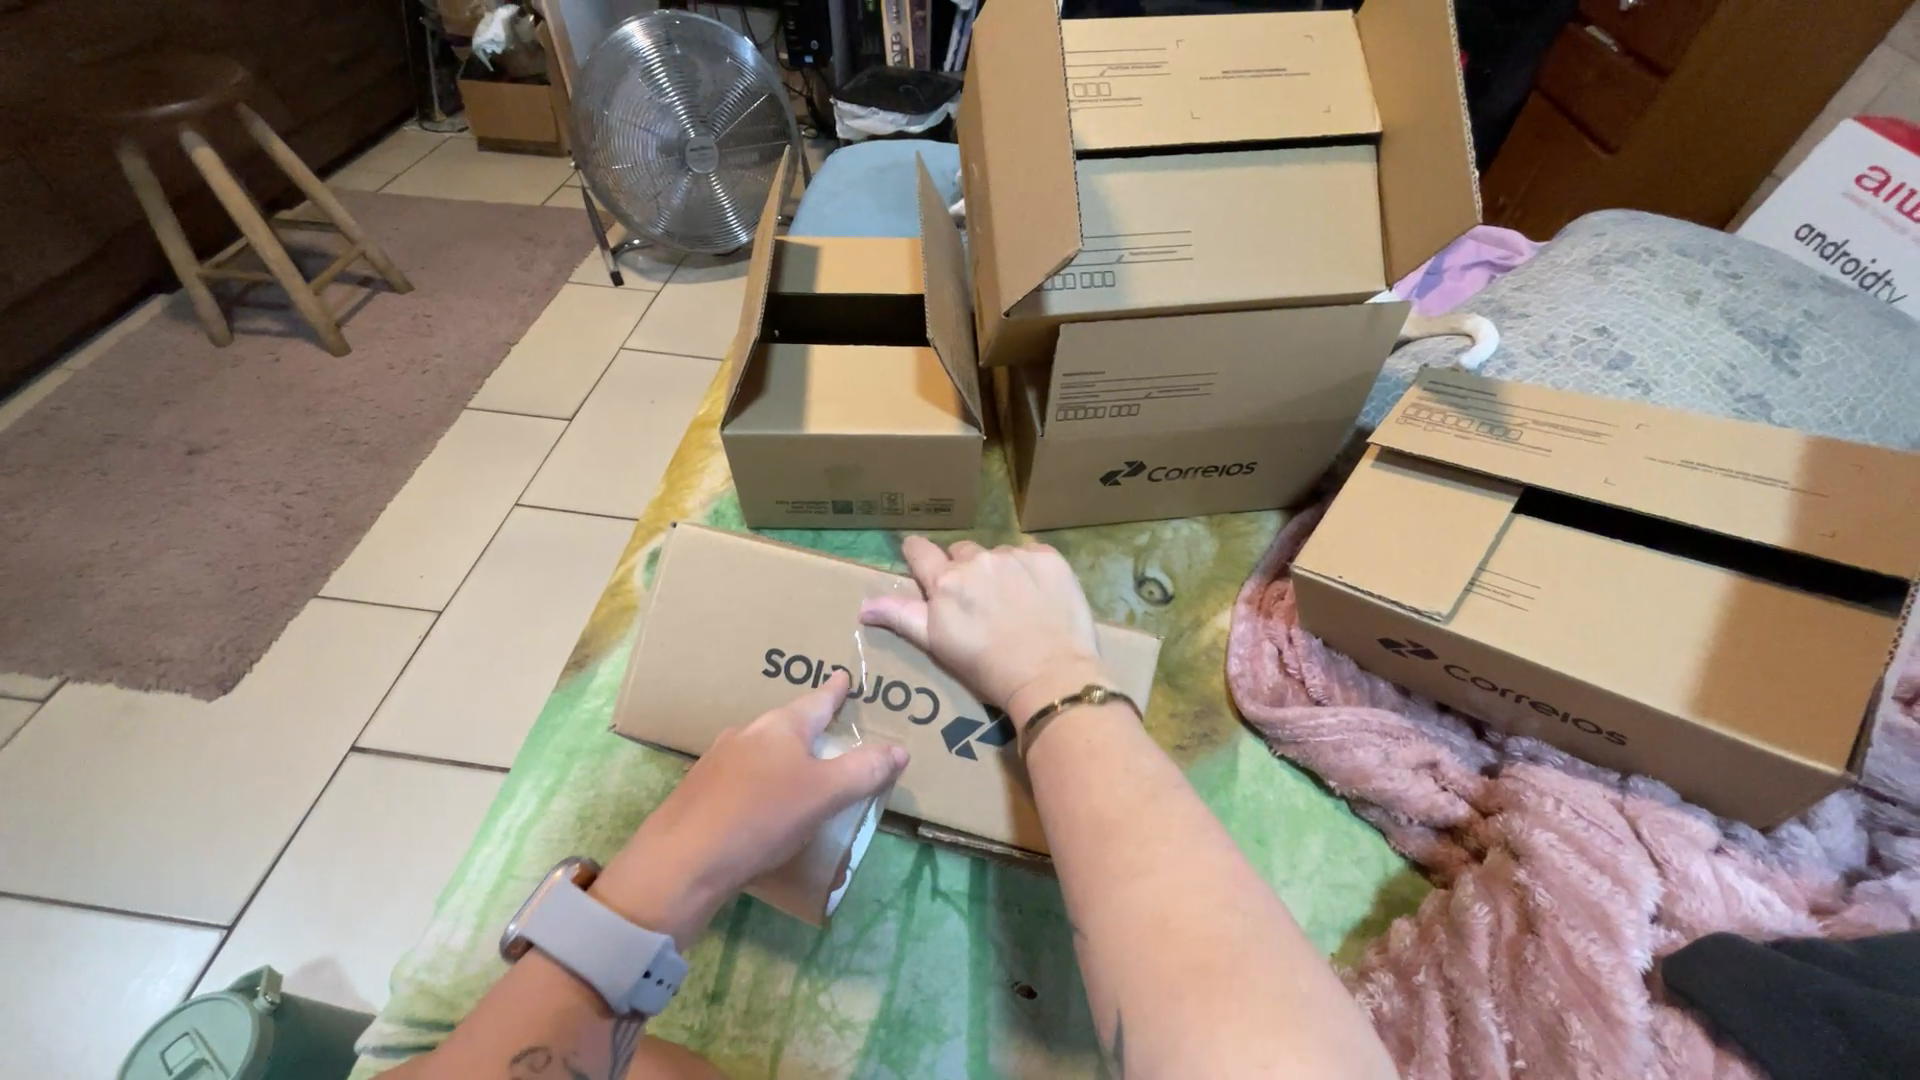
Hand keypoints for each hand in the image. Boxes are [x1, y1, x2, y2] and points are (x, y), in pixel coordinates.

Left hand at [594, 672, 907, 943]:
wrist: (680, 863)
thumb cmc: (762, 817)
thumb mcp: (825, 794)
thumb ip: (864, 770)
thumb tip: (900, 749)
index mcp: (780, 727)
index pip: (816, 701)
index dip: (834, 691)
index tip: (842, 676)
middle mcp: (747, 734)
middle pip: (787, 724)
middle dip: (809, 726)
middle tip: (830, 730)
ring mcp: (717, 762)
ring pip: (761, 751)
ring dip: (782, 757)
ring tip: (800, 771)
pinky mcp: (700, 793)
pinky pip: (742, 778)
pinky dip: (761, 784)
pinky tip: (763, 807)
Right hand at [859, 537, 1108, 720]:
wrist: (1050, 677)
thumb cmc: (987, 670)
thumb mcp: (938, 646)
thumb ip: (901, 617)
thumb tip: (863, 606)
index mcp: (945, 582)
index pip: (920, 551)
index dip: (918, 554)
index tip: (923, 562)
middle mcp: (977, 560)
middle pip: (962, 551)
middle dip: (964, 569)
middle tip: (977, 600)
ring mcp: (1015, 556)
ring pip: (997, 553)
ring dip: (999, 570)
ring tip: (1012, 602)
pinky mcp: (1048, 559)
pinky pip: (1031, 553)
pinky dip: (1030, 569)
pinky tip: (1038, 595)